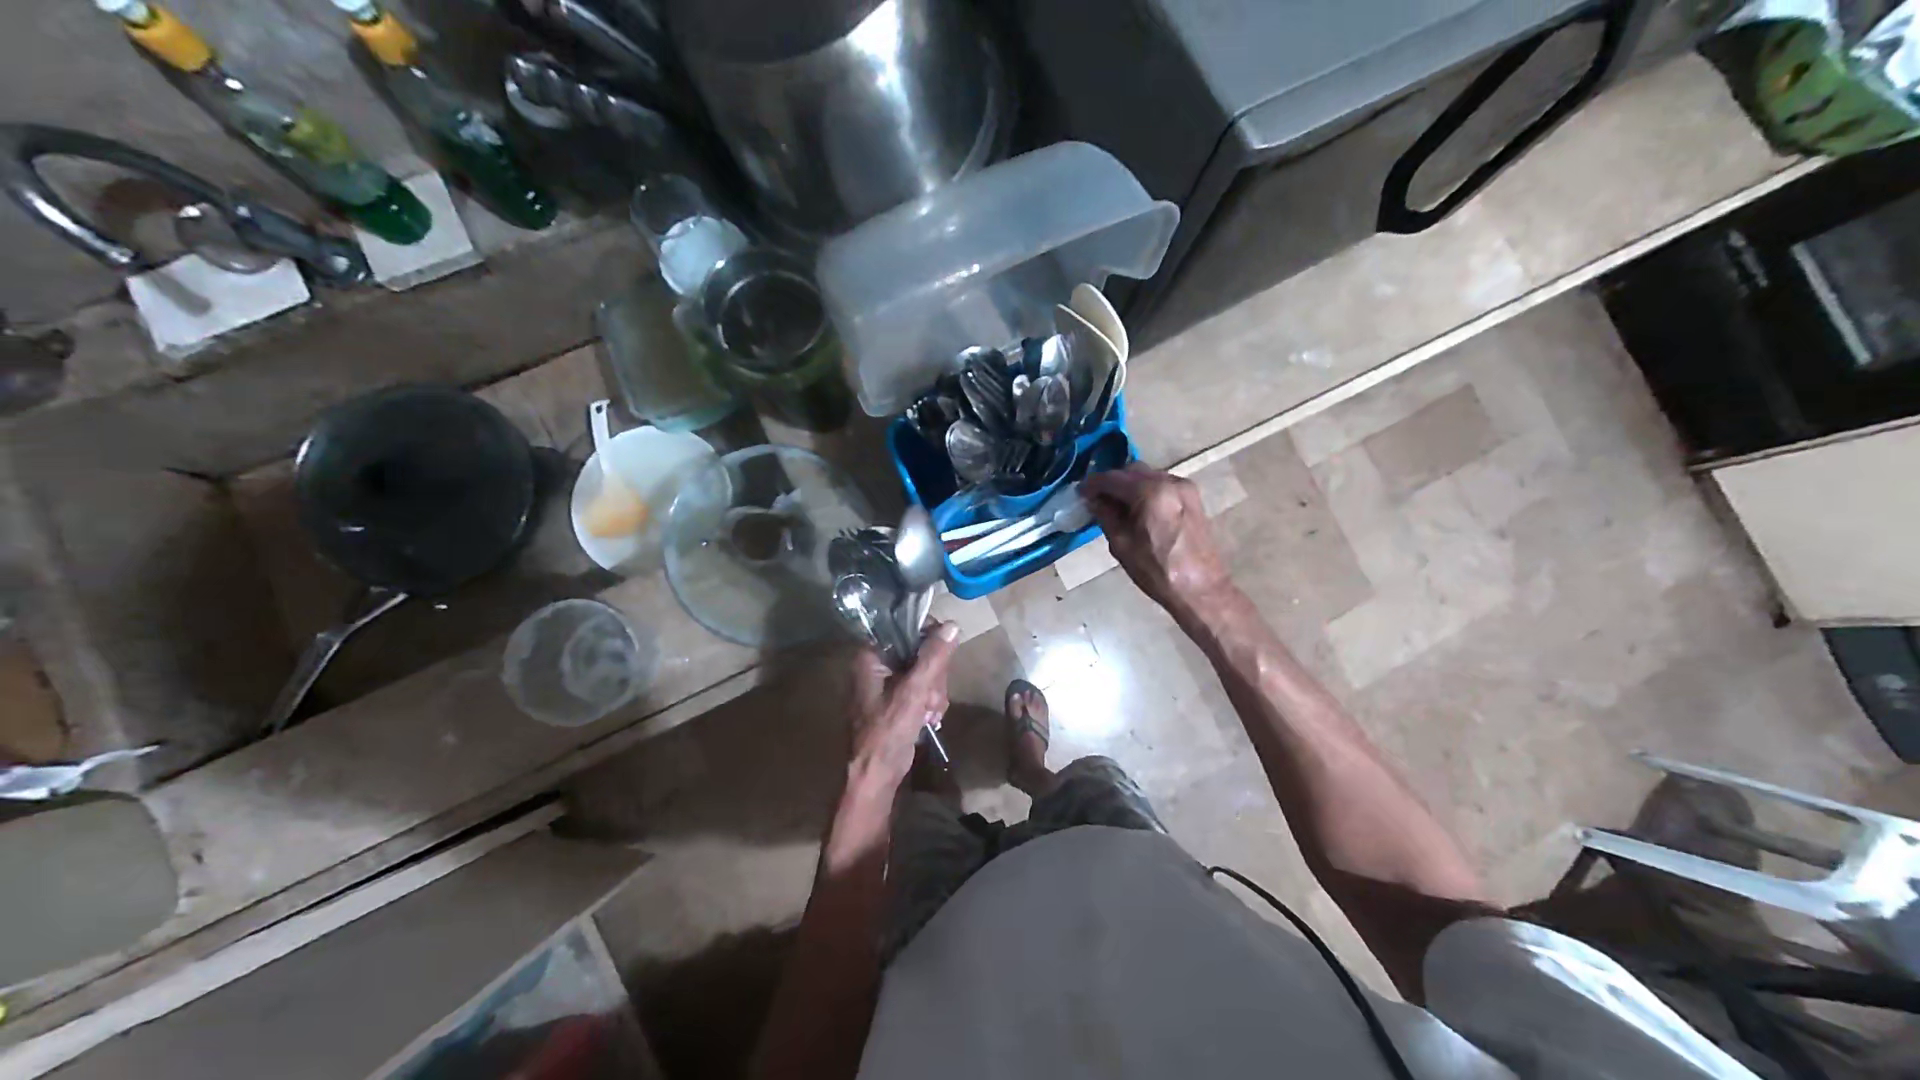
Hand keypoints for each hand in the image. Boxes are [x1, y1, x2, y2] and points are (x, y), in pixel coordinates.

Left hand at [846, 621, 959, 793]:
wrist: (876, 774)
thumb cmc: (886, 732)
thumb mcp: (913, 692)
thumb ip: (933, 658)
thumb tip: (952, 625)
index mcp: (872, 655)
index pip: (906, 628)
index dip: (930, 639)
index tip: (943, 657)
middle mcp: (879, 664)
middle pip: (922, 651)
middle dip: (934, 677)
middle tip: (930, 699)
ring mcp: (890, 683)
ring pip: (927, 671)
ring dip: (934, 693)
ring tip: (929, 714)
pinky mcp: (900, 699)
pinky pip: (924, 688)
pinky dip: (931, 703)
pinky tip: (930, 719)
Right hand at [1081, 464, 1234, 620]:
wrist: (1201, 588)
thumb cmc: (1157, 571)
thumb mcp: (1122, 545)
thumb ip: (1106, 515)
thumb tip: (1095, 501)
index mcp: (1150, 493)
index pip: (1112, 478)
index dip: (1093, 484)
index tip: (1080, 493)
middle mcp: (1169, 481)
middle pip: (1132, 471)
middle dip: (1112, 482)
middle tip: (1097, 500)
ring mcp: (1184, 487)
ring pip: (1148, 476)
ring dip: (1130, 486)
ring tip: (1117, 506)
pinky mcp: (1192, 497)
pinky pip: (1162, 485)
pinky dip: (1146, 491)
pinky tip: (1138, 509)